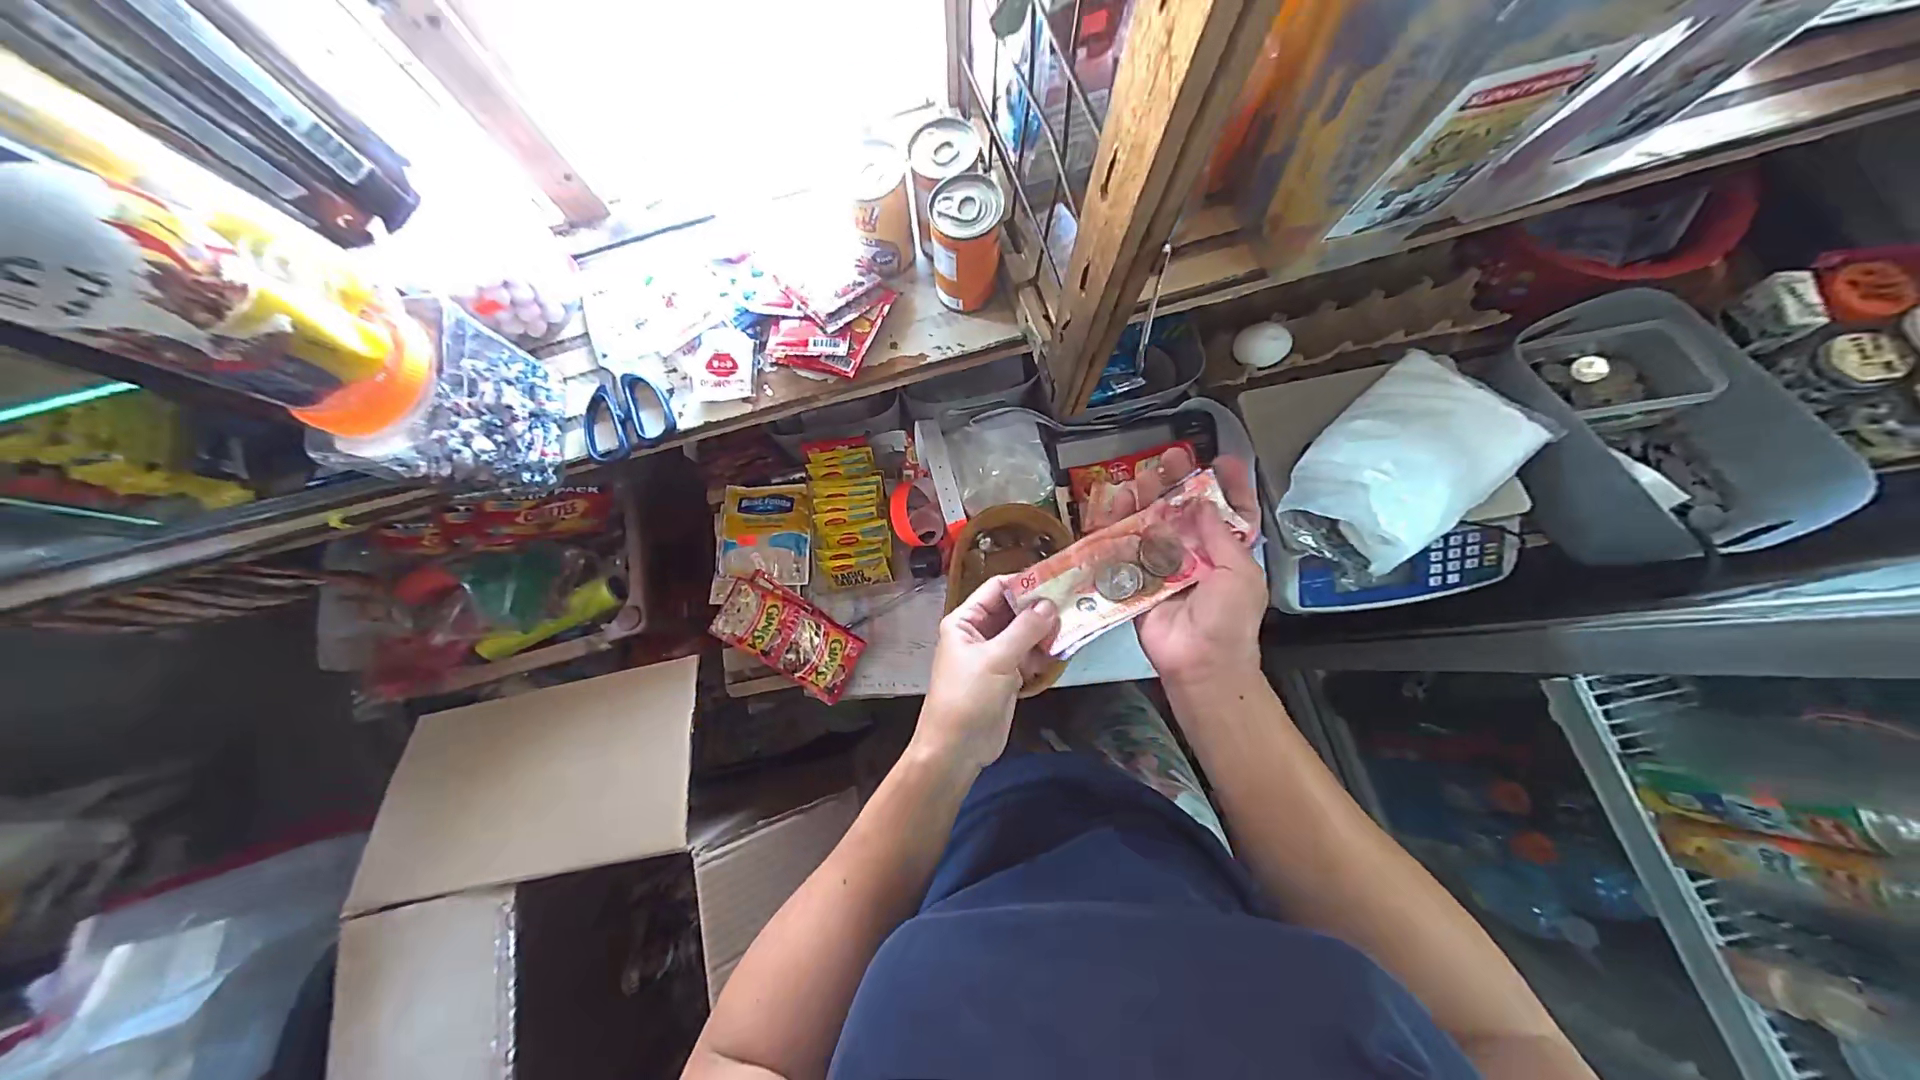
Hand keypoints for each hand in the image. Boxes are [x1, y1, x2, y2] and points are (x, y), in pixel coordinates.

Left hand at [916, 574, 1058, 770]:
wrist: (956, 749)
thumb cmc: (966, 698)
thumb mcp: (996, 659)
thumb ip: (1025, 630)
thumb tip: (1049, 604)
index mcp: (966, 621)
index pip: (996, 589)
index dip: (1024, 581)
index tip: (1057, 578)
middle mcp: (980, 633)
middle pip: (1014, 610)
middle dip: (1041, 606)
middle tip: (1075, 599)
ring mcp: (995, 655)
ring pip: (1025, 633)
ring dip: (1047, 630)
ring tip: (1077, 621)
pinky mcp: (1008, 676)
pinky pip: (1030, 655)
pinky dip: (1045, 652)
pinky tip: (1066, 647)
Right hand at [1083, 450, 1265, 687]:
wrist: (1200, 662)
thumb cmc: (1229, 620)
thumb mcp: (1239, 573)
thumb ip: (1220, 536)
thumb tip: (1201, 502)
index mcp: (1225, 551)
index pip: (1229, 511)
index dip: (1228, 485)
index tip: (1222, 461)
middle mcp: (1192, 553)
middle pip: (1181, 510)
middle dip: (1175, 482)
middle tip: (1169, 459)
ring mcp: (1162, 566)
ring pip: (1150, 524)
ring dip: (1143, 499)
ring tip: (1137, 479)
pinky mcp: (1135, 579)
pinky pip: (1124, 550)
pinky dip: (1116, 528)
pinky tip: (1114, 507)